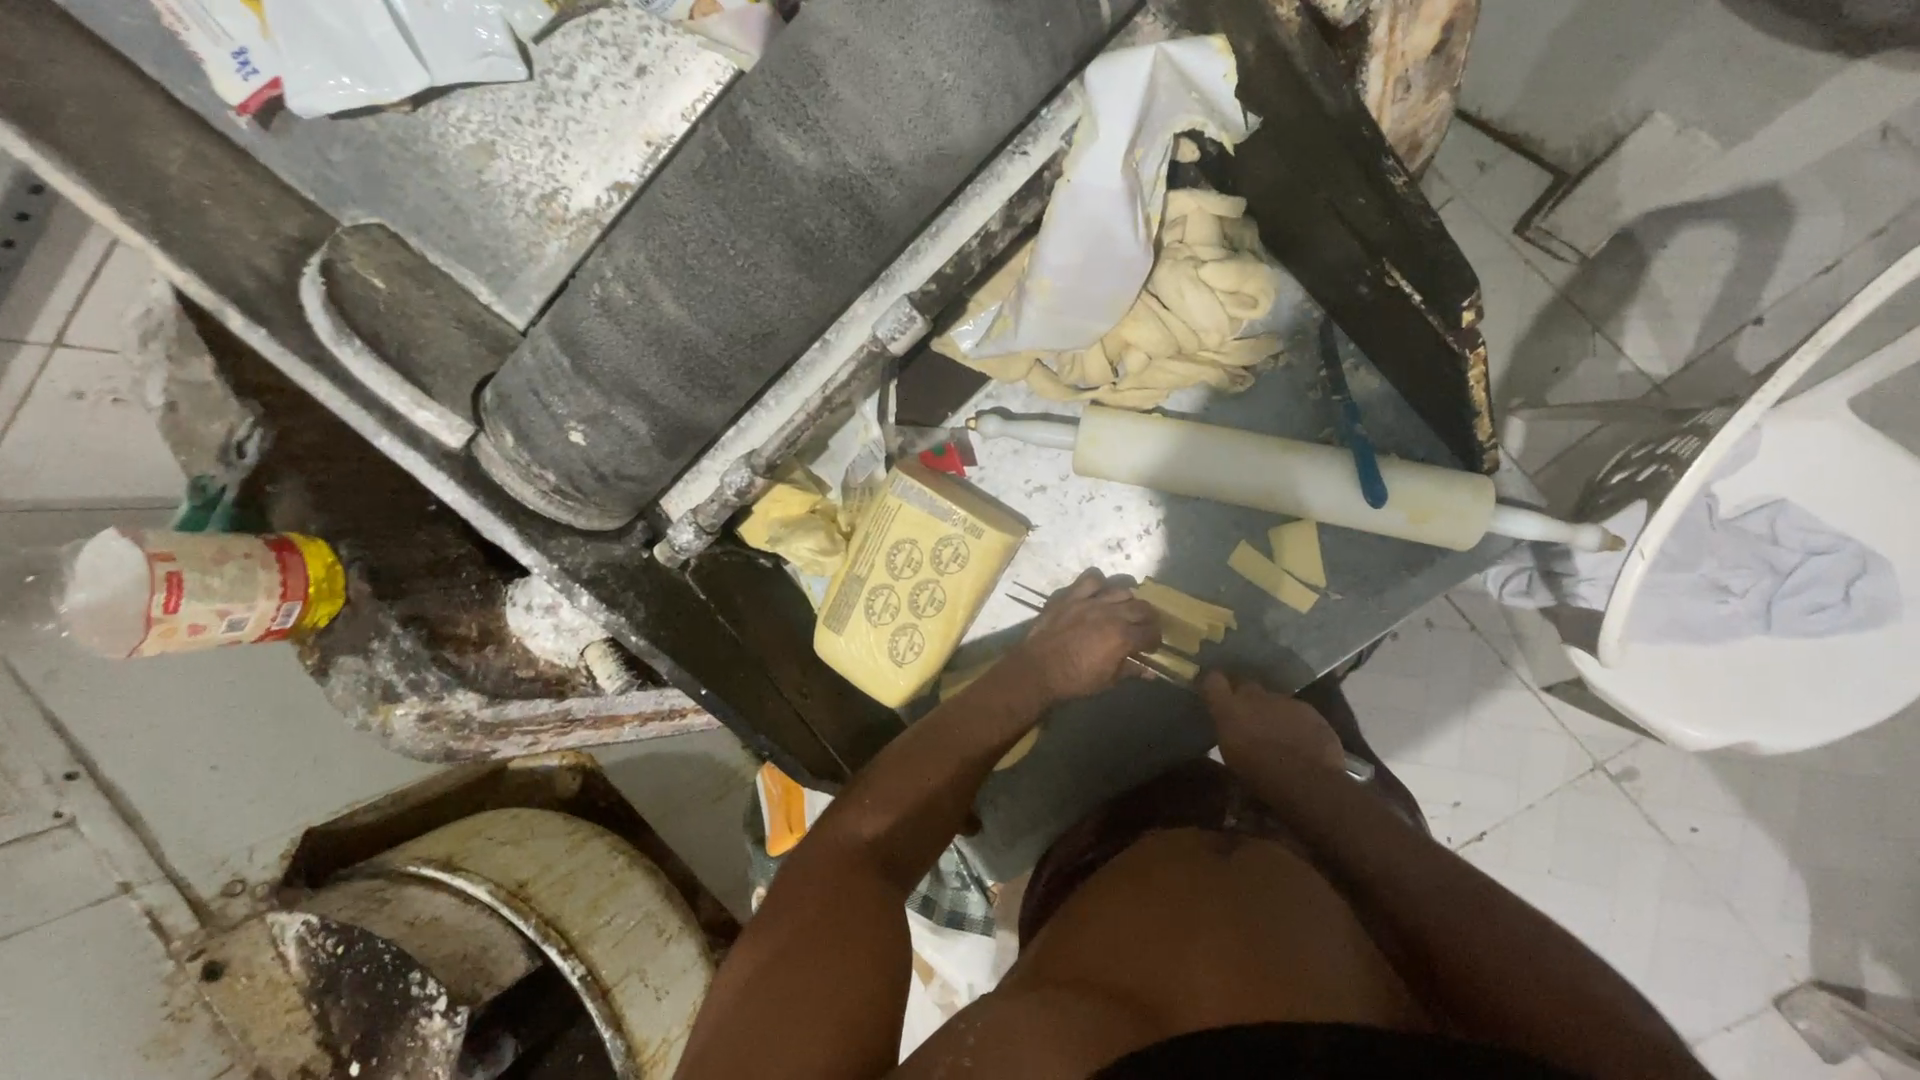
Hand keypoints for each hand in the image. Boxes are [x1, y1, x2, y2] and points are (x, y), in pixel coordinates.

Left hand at [1010, 569, 1161, 702]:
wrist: (1038, 669)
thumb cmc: (1074, 680)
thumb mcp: (1107, 680)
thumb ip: (1131, 671)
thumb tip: (1151, 672)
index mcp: (1123, 637)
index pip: (1151, 632)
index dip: (1155, 640)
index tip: (1151, 646)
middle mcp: (1111, 613)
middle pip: (1142, 607)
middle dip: (1147, 618)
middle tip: (1142, 627)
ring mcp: (1090, 600)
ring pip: (1121, 589)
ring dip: (1128, 600)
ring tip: (1123, 608)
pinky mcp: (1070, 594)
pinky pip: (1091, 577)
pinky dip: (1099, 582)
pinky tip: (1099, 592)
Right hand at [1201, 671, 1347, 775]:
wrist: (1310, 780)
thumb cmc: (1262, 777)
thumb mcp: (1232, 759)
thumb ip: (1229, 734)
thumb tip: (1230, 730)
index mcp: (1230, 711)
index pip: (1213, 681)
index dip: (1213, 685)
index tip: (1212, 694)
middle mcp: (1255, 698)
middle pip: (1245, 685)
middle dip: (1244, 698)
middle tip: (1245, 718)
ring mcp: (1284, 701)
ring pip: (1272, 699)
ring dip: (1270, 712)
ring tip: (1276, 735)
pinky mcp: (1309, 710)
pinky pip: (1295, 710)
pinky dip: (1293, 721)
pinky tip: (1299, 741)